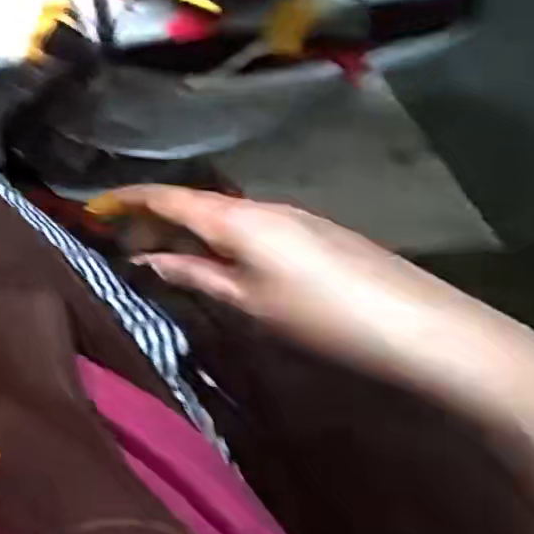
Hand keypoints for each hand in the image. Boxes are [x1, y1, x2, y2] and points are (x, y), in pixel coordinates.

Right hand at [99, 185, 515, 389]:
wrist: (441, 337)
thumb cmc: (323, 317)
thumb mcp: (245, 300)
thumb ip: (189, 273)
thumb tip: (144, 259)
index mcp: (232, 218)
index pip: (162, 196)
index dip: (123, 199)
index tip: (92, 208)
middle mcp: (259, 207)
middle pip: (190, 201)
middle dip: (152, 216)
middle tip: (126, 240)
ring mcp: (294, 217)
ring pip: (220, 212)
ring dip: (187, 227)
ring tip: (169, 252)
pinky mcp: (320, 233)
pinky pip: (249, 222)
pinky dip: (219, 234)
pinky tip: (221, 258)